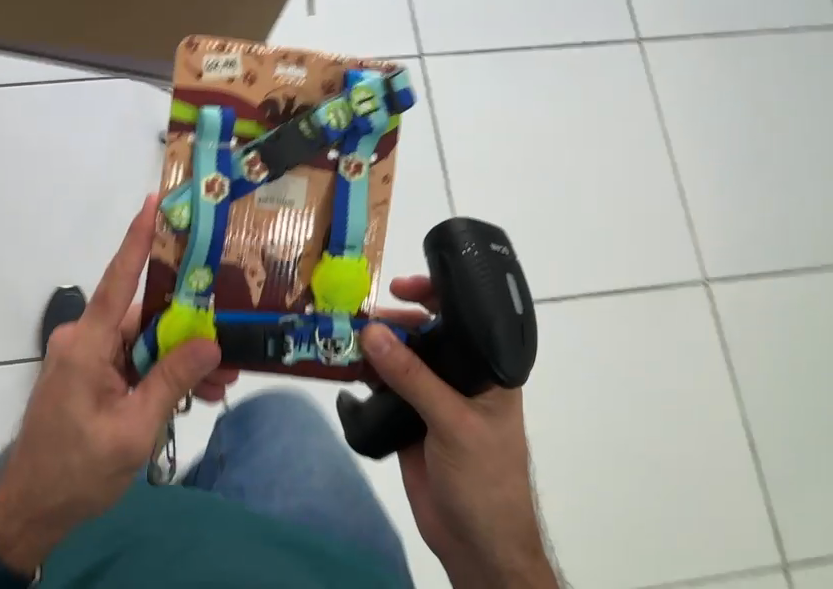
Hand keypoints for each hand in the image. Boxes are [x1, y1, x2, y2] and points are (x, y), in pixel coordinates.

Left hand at [0, 196, 230, 573]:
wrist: (32, 509)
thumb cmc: (78, 470)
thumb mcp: (134, 430)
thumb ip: (172, 382)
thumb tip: (211, 343)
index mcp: (87, 344)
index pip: (119, 280)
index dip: (137, 240)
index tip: (154, 202)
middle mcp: (84, 340)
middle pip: (143, 319)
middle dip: (188, 332)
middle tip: (231, 351)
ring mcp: (85, 359)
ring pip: (141, 343)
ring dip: (178, 361)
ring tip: (221, 385)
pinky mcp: (88, 377)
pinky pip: (130, 363)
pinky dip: (159, 375)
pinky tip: (193, 395)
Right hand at [362, 276, 557, 588]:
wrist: (476, 545)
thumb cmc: (485, 480)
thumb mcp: (453, 423)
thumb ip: (413, 377)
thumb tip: (371, 332)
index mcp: (486, 372)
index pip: (463, 321)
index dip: (437, 297)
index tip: (402, 287)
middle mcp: (460, 379)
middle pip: (426, 336)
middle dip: (396, 321)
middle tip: (363, 315)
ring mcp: (433, 399)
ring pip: (401, 360)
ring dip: (376, 346)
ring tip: (346, 335)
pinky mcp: (409, 420)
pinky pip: (385, 386)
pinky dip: (366, 373)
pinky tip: (347, 364)